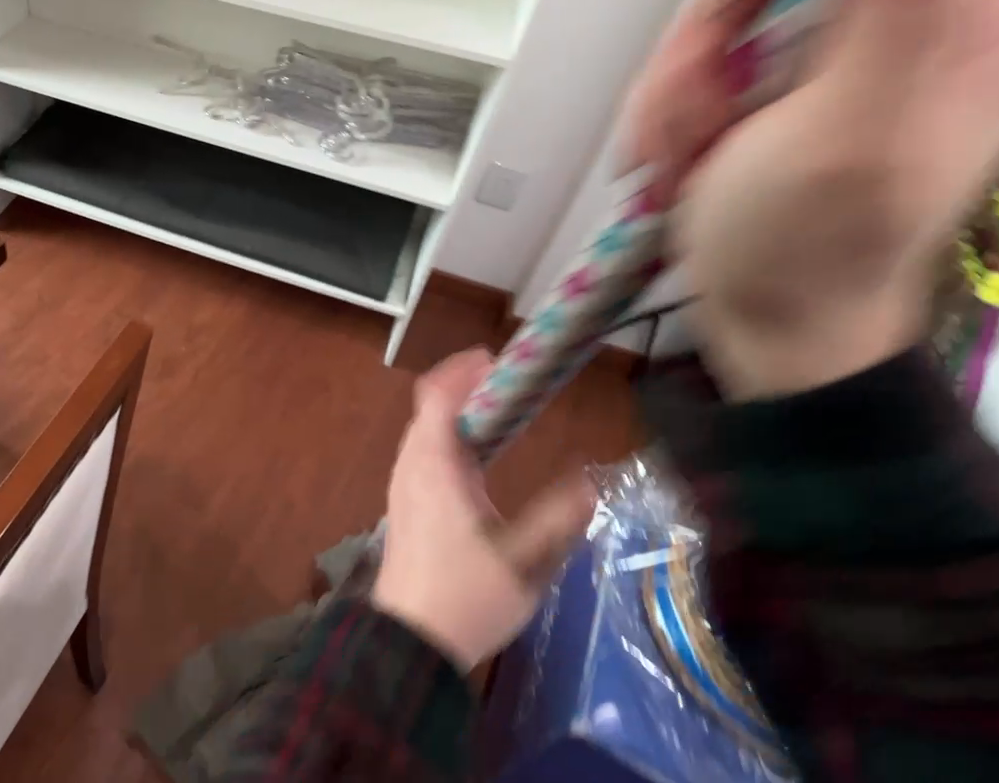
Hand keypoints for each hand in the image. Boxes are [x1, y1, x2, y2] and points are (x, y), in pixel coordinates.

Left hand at [371, 349, 594, 670]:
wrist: (411, 641)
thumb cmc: (467, 595)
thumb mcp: (527, 560)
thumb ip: (561, 516)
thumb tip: (595, 480)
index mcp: (434, 466)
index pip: (438, 397)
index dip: (461, 371)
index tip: (495, 357)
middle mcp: (410, 466)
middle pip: (430, 409)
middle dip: (466, 388)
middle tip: (511, 383)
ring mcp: (403, 486)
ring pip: (425, 432)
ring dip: (457, 414)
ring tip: (501, 411)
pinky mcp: (405, 506)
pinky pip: (423, 454)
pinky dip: (448, 439)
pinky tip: (479, 457)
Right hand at [623, 0, 998, 398]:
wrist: (761, 315)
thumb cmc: (807, 246)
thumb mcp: (852, 136)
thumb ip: (900, 8)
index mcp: (979, 4)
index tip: (748, 8)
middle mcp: (919, 5)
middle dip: (714, 31)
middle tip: (702, 110)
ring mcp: (842, 42)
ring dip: (680, 77)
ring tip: (680, 150)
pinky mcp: (782, 74)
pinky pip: (702, 43)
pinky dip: (670, 97)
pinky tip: (675, 151)